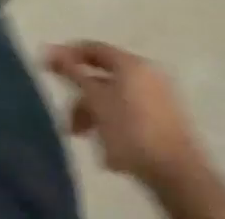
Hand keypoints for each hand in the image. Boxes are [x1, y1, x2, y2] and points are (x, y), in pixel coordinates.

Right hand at [45, 41, 207, 186]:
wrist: (178, 175)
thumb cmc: (131, 131)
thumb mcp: (96, 100)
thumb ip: (73, 73)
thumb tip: (49, 50)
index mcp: (131, 63)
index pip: (92, 48)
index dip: (67, 55)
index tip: (46, 68)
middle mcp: (148, 74)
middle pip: (103, 78)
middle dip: (81, 98)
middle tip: (67, 119)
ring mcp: (160, 99)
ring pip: (115, 100)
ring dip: (95, 117)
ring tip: (86, 139)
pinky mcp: (167, 123)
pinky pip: (130, 116)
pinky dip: (114, 127)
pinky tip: (111, 153)